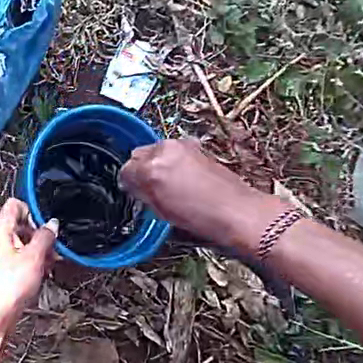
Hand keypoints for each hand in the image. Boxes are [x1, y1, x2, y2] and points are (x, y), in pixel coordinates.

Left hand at [0, 198, 57, 338]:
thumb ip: (45, 237)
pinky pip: (19, 259)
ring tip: (49, 263)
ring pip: (22, 243)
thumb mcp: (34, 257)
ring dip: (38, 250)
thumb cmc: (6, 288)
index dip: (33, 212)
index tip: (46, 226)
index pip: (15, 205)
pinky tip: (41, 274)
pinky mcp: (1, 271)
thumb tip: (52, 225)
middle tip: (51, 247)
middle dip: (39, 235)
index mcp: (0, 229)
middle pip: (21, 225)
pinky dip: (31, 263)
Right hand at [118, 139, 283, 250]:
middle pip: (138, 154)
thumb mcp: (161, 211)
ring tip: (168, 186)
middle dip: (141, 169)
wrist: (237, 212)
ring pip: (156, 151)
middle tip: (149, 189)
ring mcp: (181, 146)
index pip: (126, 169)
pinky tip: (182, 180)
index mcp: (151, 168)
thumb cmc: (202, 217)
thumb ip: (142, 193)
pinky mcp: (195, 147)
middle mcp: (164, 150)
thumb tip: (134, 185)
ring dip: (156, 163)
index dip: (129, 183)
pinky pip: (173, 151)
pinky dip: (172, 160)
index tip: (134, 193)